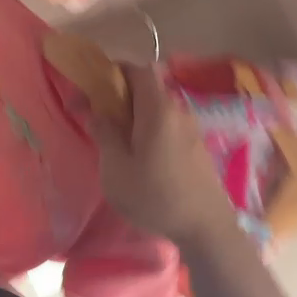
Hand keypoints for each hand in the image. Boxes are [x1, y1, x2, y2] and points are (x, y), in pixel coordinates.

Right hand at [91, 61, 237, 244]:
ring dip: (134, 117)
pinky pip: (167, 127)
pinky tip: (139, 158)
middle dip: (120, 97)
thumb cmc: (153, 196)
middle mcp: (177, 111)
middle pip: (147, 89)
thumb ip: (105, 134)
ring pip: (156, 110)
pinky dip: (148, 131)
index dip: (113, 72)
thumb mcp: (115, 169)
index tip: (91, 90)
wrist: (204, 226)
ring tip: (115, 143)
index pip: (137, 70)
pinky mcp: (195, 147)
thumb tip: (96, 111)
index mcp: (157, 110)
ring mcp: (190, 129)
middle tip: (97, 119)